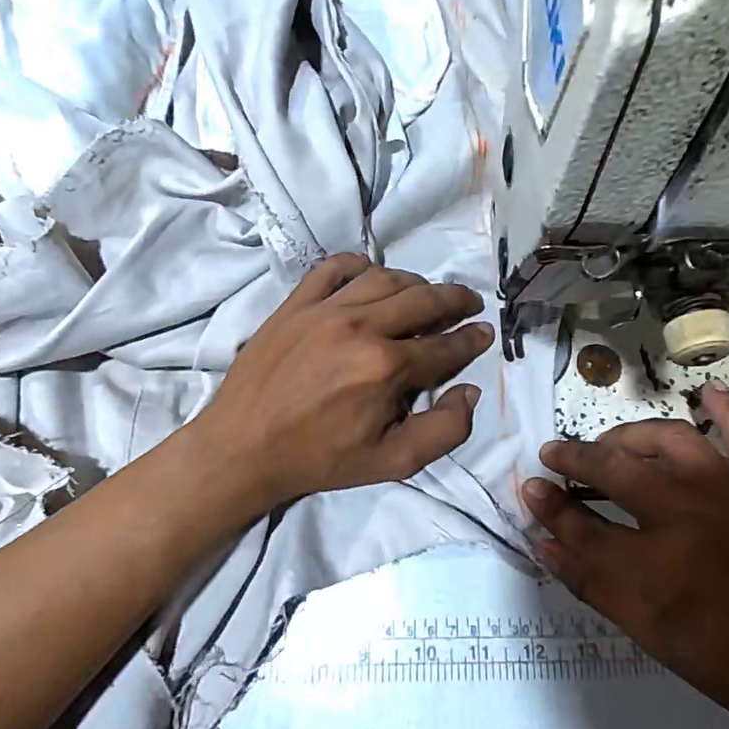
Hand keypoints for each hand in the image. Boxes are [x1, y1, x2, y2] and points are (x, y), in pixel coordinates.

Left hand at [195, 253, 493, 508]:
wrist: (244, 447)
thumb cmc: (319, 459)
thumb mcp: (391, 462)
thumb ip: (444, 430)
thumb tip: (469, 391)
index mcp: (385, 368)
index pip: (444, 346)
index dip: (470, 340)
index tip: (484, 333)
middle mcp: (359, 328)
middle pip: (423, 301)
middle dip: (455, 301)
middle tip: (469, 304)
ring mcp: (323, 310)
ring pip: (384, 279)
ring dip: (415, 283)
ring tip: (427, 293)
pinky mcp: (294, 304)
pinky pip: (332, 269)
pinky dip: (358, 265)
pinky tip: (370, 274)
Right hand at [521, 383, 728, 728]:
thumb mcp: (654, 637)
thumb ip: (595, 587)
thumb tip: (544, 548)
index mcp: (655, 562)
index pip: (582, 525)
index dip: (548, 507)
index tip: (527, 488)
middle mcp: (686, 514)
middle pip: (615, 470)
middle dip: (575, 458)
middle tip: (553, 453)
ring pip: (669, 441)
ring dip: (630, 435)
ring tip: (609, 442)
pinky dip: (725, 411)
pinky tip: (708, 393)